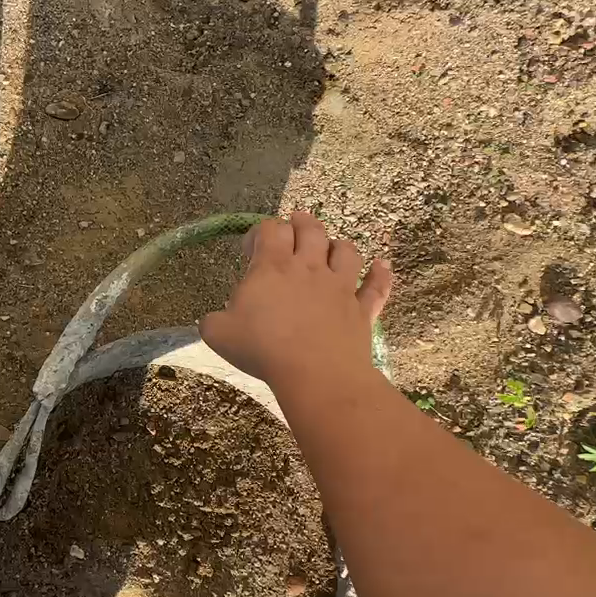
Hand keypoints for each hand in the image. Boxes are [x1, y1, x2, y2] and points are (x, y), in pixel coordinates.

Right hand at [201, 212, 391, 388]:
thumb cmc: (262, 348)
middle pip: (310, 230)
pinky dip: (381, 274)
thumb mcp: (218, 332)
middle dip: (300, 223)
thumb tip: (214, 319)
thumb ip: (212, 319)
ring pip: (346, 251)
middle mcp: (308, 268)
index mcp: (271, 267)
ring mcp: (339, 287)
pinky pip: (377, 286)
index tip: (250, 248)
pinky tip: (383, 265)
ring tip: (330, 245)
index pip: (270, 230)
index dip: (259, 232)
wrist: (315, 373)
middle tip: (294, 224)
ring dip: (337, 243)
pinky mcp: (362, 309)